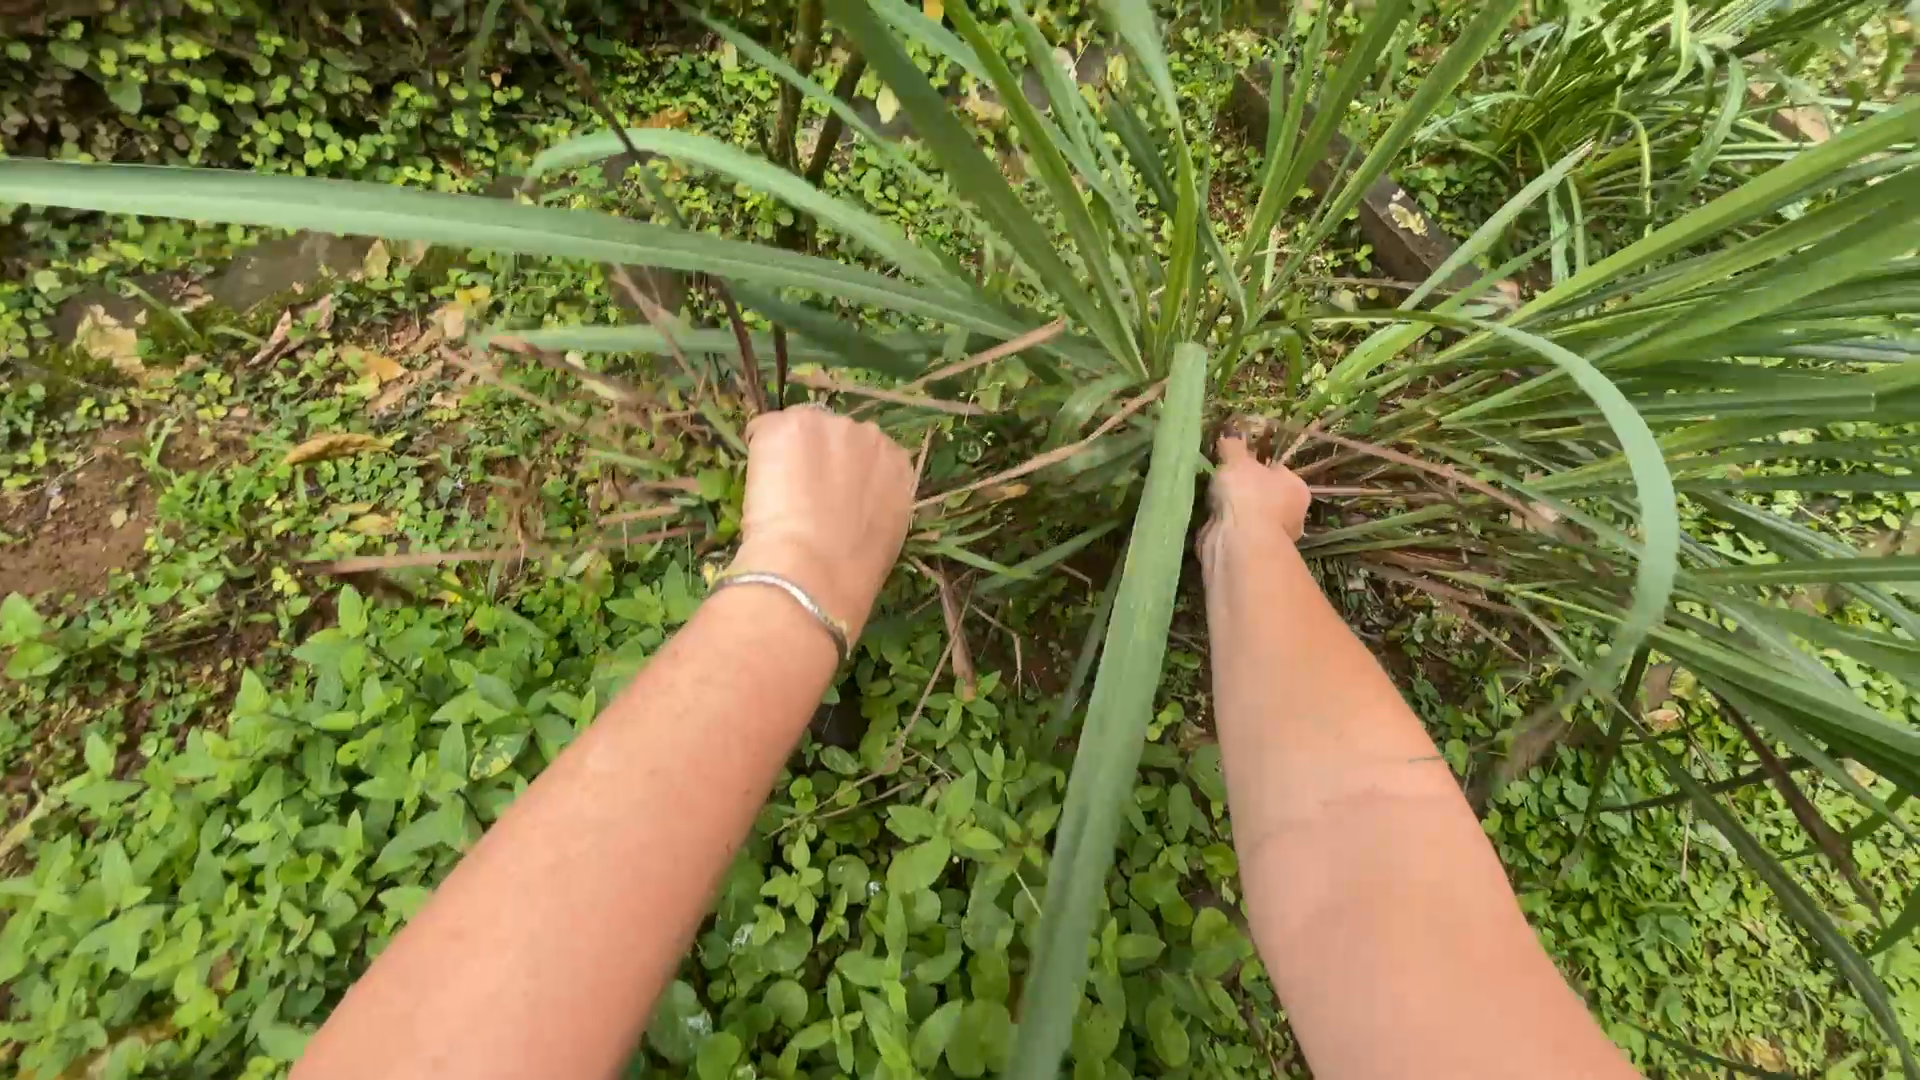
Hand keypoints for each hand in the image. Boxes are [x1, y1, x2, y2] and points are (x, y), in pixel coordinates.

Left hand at [731, 407, 914, 641]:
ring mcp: (829, 426)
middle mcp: (870, 435)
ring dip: (788, 456)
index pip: (866, 454)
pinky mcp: (790, 426)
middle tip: (802, 498)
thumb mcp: (885, 535)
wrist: (815, 570)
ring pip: (798, 433)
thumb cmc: (853, 570)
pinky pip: (764, 432)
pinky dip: (758, 455)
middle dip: (817, 459)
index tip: (828, 497)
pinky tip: (761, 490)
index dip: (842, 474)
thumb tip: (853, 504)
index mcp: (897, 464)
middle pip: (833, 437)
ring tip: (780, 498)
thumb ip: (875, 505)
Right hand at [1198, 435, 1311, 580]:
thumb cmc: (1246, 494)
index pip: (1277, 471)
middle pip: (1264, 495)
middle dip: (1245, 491)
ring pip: (1250, 516)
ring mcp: (1273, 536)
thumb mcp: (1236, 460)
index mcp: (1296, 487)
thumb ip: (1233, 447)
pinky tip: (1212, 521)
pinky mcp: (1253, 553)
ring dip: (1234, 511)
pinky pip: (1237, 533)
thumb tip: (1229, 436)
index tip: (1235, 465)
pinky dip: (1226, 528)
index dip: (1256, 466)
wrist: (1238, 540)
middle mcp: (1292, 513)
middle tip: (1221, 482)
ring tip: (1211, 501)